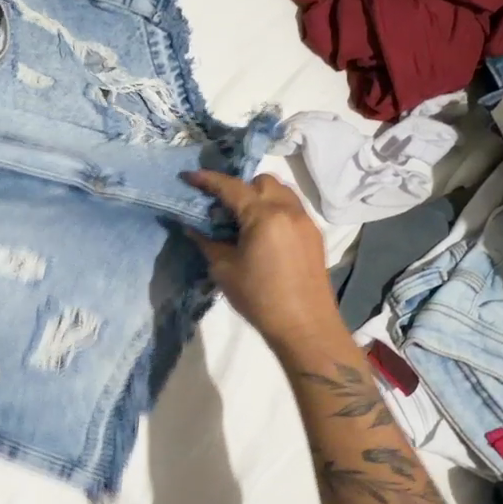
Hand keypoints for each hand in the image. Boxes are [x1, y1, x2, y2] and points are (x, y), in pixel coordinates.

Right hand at [184, 171, 341, 347]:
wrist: (305, 326)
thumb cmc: (259, 298)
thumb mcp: (224, 269)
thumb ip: (207, 242)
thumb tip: (192, 226)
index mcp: (264, 216)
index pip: (231, 187)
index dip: (207, 180)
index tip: (188, 177)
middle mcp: (288, 210)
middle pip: (262, 181)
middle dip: (239, 186)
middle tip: (220, 207)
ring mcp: (305, 222)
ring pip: (281, 191)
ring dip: (259, 196)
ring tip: (241, 219)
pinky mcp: (314, 235)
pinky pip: (292, 208)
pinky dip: (274, 209)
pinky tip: (261, 234)